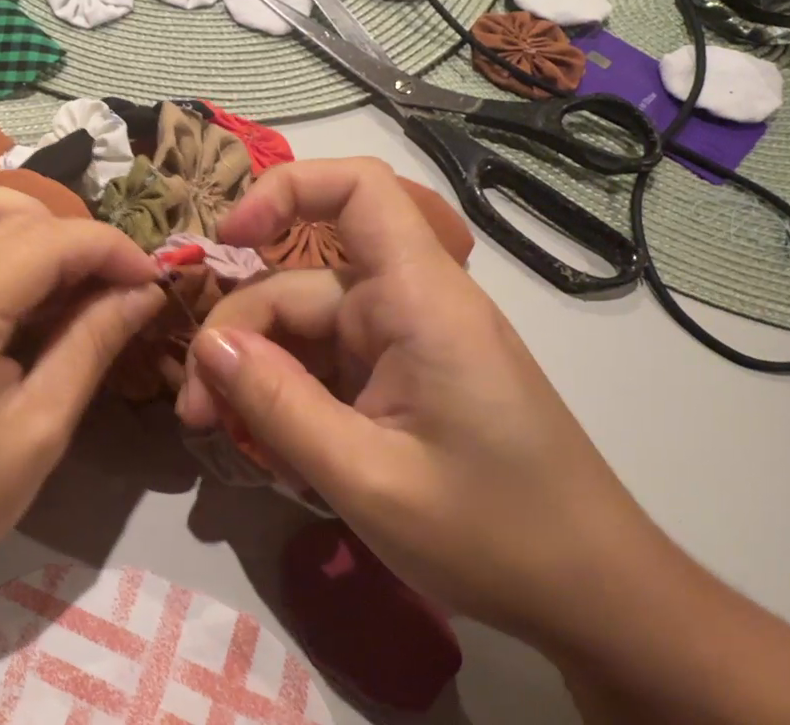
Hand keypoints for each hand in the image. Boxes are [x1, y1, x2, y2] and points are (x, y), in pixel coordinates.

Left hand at [0, 185, 165, 609]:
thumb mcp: (39, 431)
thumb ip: (90, 344)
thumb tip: (142, 289)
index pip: (44, 244)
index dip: (107, 248)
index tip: (151, 275)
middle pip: (7, 221)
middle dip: (75, 239)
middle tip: (116, 282)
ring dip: (17, 217)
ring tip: (58, 263)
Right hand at [176, 158, 669, 647]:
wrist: (592, 598)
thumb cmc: (494, 535)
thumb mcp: (366, 478)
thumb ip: (278, 405)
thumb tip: (207, 345)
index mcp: (420, 302)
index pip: (358, 192)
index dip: (284, 190)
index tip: (227, 240)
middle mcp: (408, 307)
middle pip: (297, 285)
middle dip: (235, 340)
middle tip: (197, 413)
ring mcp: (402, 345)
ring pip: (300, 331)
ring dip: (254, 378)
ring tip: (225, 439)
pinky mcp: (398, 380)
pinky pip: (322, 367)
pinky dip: (287, 401)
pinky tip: (274, 455)